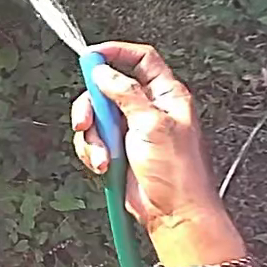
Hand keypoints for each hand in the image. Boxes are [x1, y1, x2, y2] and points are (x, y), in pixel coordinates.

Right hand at [70, 41, 223, 235]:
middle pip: (107, 89)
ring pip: (95, 117)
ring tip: (104, 155)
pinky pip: (92, 141)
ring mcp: (130, 131)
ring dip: (93, 138)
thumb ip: (125, 93)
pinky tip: (104, 165)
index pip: (140, 59)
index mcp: (166, 96)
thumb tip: (103, 72)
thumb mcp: (152, 124)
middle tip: (87, 119)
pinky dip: (92, 153)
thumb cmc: (178, 173)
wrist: (172, 212)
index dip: (115, 53)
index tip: (91, 56)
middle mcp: (147, 110)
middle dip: (92, 105)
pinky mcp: (117, 150)